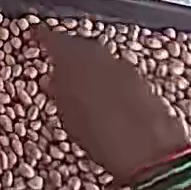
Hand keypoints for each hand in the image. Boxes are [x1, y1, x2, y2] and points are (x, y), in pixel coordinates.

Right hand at [34, 27, 189, 179]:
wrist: (156, 158)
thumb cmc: (103, 139)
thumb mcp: (69, 118)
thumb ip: (59, 93)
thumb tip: (50, 80)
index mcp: (78, 62)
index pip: (55, 40)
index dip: (43, 36)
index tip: (34, 32)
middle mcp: (104, 59)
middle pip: (81, 45)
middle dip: (67, 48)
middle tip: (56, 57)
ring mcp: (127, 71)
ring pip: (101, 57)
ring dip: (88, 62)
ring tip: (77, 77)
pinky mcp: (144, 85)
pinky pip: (118, 71)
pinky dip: (106, 75)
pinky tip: (102, 91)